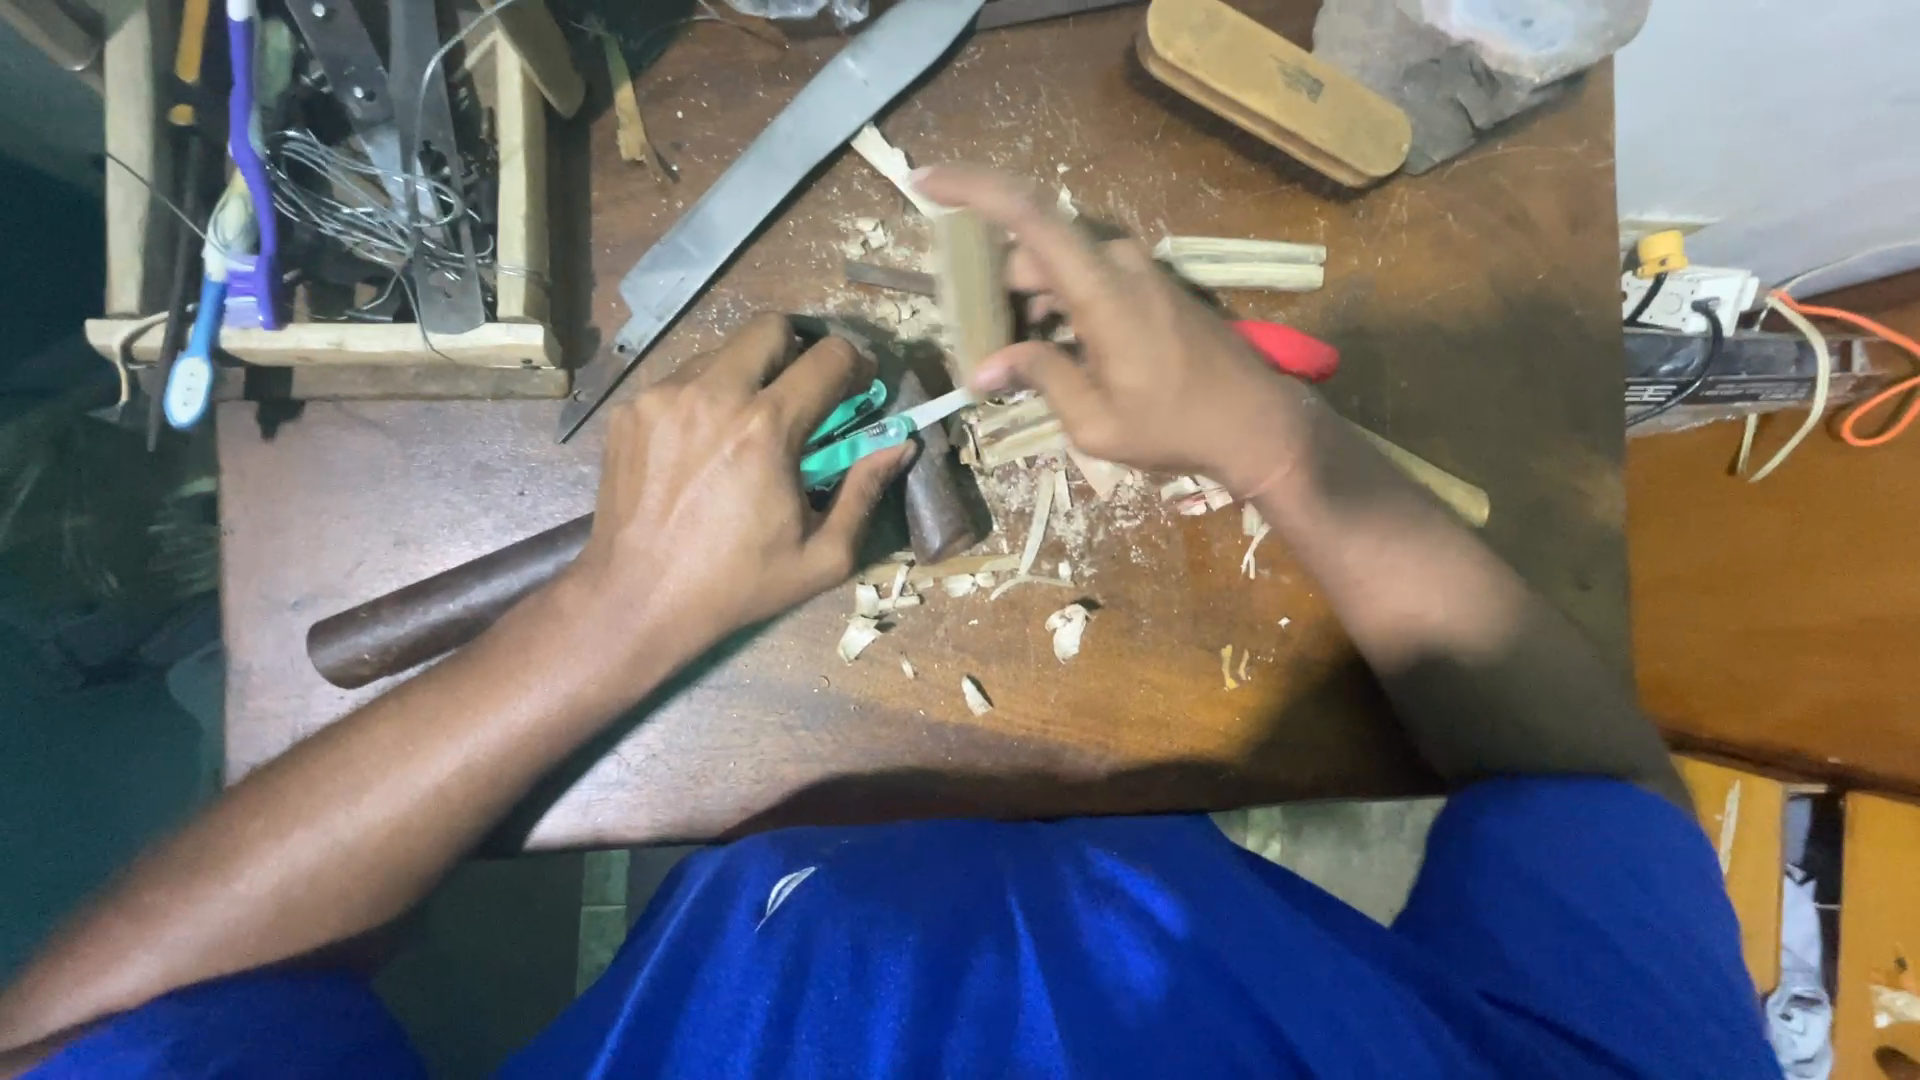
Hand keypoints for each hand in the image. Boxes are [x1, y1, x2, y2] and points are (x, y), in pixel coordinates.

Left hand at [558, 315, 912, 679]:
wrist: (638, 598)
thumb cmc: (738, 584)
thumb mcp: (823, 555)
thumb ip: (866, 490)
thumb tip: (899, 445)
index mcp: (766, 429)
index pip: (828, 357)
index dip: (856, 363)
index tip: (859, 383)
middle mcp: (712, 395)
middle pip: (770, 327)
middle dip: (800, 349)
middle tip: (805, 390)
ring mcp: (663, 397)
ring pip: (723, 351)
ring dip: (750, 374)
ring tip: (750, 425)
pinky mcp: (630, 409)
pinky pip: (682, 379)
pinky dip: (707, 397)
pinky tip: (705, 444)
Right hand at [913, 165, 1316, 496]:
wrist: (1254, 423)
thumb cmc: (1173, 428)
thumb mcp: (1094, 421)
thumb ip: (1040, 378)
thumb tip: (983, 369)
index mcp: (1102, 291)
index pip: (1028, 215)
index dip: (971, 189)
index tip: (924, 182)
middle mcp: (1120, 263)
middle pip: (1035, 249)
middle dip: (997, 285)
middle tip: (980, 341)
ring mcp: (1140, 270)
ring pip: (1061, 263)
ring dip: (1029, 298)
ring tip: (1017, 357)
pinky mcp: (1152, 284)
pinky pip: (1089, 276)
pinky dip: (1059, 301)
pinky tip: (1054, 347)